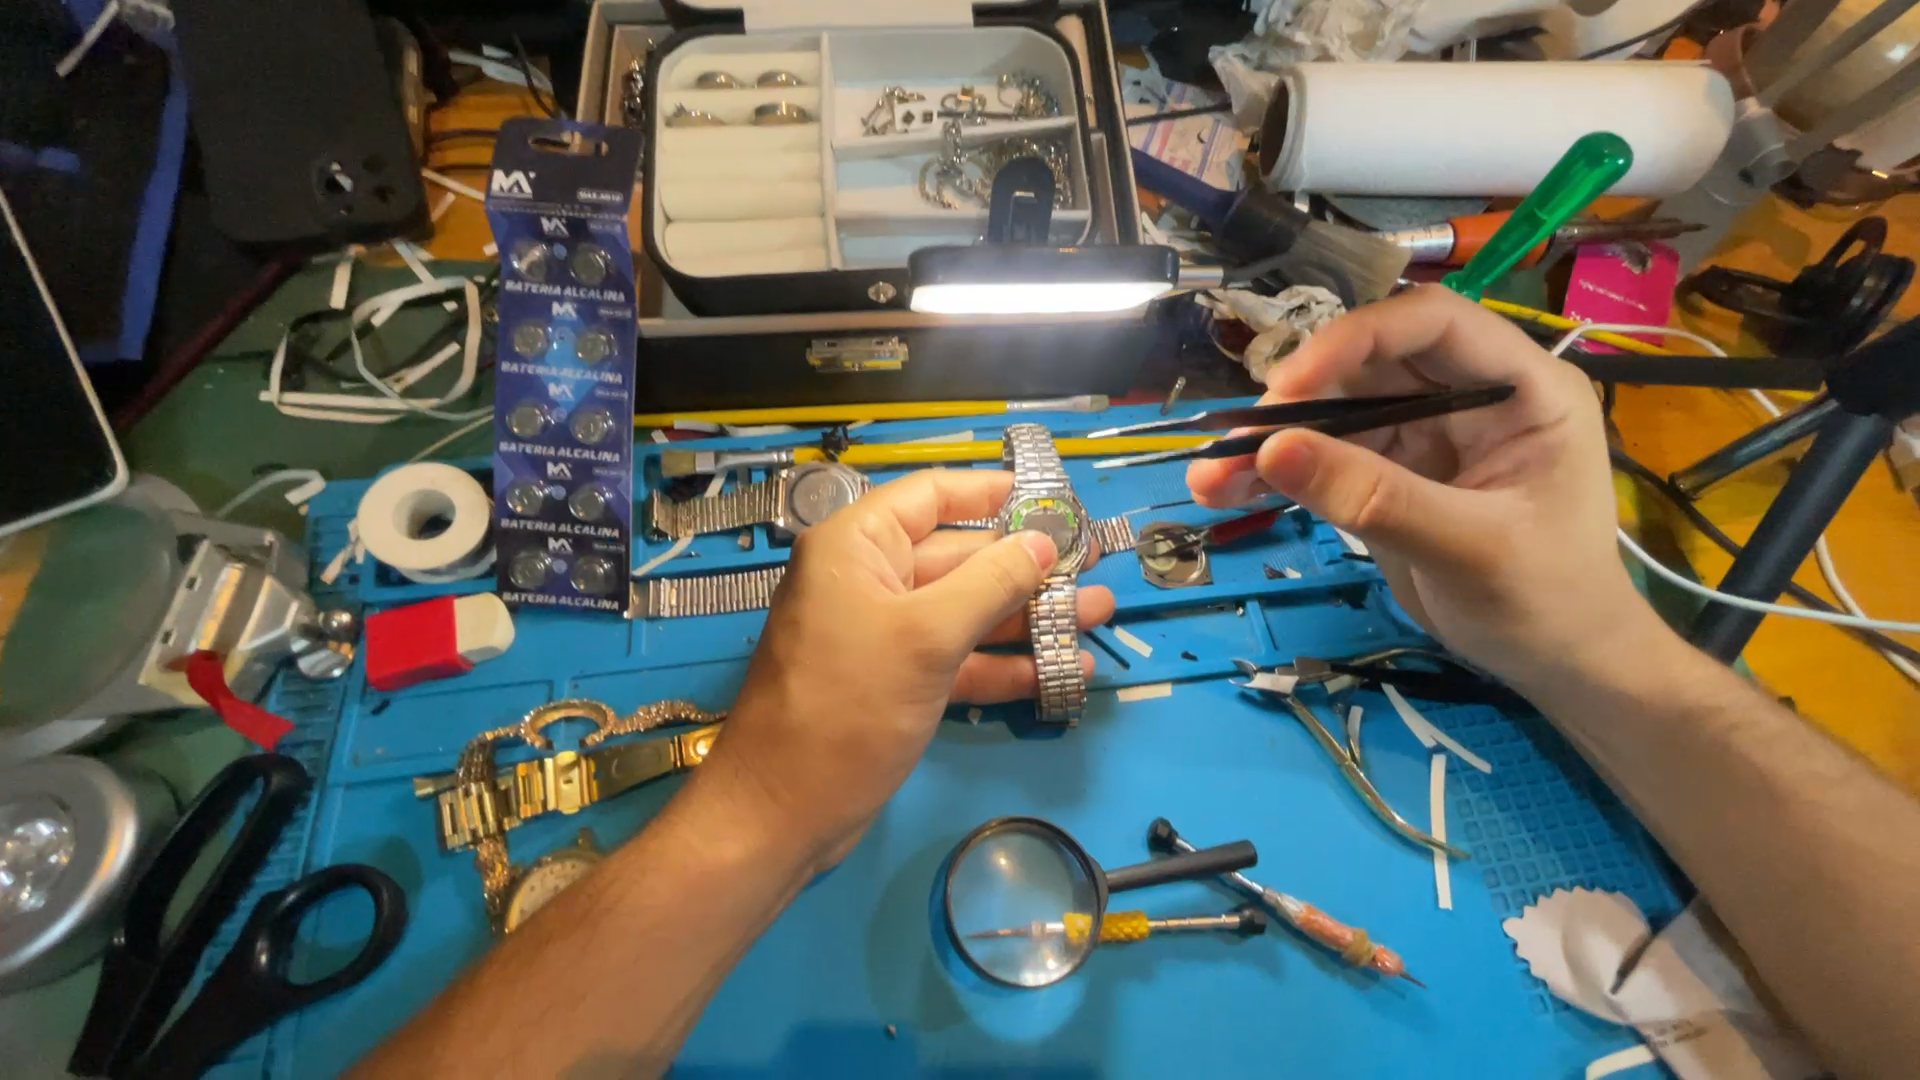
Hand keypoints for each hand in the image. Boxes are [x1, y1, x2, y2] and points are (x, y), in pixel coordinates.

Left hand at [699, 469, 1114, 871]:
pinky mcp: (900, 682)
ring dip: (1028, 617)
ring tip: (1098, 614)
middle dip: (1027, 566)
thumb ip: (990, 582)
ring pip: (967, 611)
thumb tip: (1043, 540)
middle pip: (960, 557)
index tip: (1053, 501)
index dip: (993, 493)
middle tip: (1093, 568)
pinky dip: (1006, 665)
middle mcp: (872, 580)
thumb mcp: (925, 636)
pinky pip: (960, 659)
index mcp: (859, 546)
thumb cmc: (847, 705)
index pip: (933, 495)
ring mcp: (887, 634)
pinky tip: (1064, 671)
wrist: (782, 814)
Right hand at [1187, 286, 1663, 693]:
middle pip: (1360, 369)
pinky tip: (1226, 494)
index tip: (1283, 391)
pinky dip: (1271, 477)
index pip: (1428, 325)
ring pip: (1326, 416)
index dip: (1350, 342)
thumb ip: (1374, 498)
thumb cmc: (1546, 600)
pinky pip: (1316, 461)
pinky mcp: (1382, 475)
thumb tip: (1271, 451)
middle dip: (1290, 405)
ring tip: (1208, 481)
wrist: (1556, 661)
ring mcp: (1417, 436)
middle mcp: (1460, 397)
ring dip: (1265, 445)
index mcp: (1517, 388)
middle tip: (1233, 450)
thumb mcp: (1468, 548)